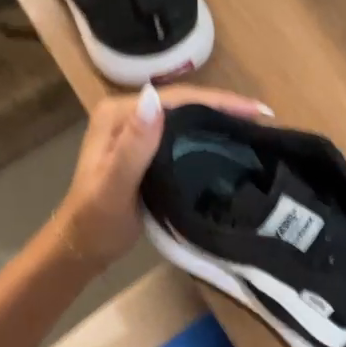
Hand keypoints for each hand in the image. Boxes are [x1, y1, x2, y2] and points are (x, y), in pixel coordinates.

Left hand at [51, 83, 272, 268]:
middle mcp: (127, 114)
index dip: (218, 101)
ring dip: (220, 120)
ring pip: (186, 117)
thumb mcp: (113, 186)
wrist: (80, 248)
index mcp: (118, 114)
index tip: (257, 112)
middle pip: (184, 103)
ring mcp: (136, 131)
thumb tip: (153, 100)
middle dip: (225, 107)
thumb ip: (133, 146)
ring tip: (256, 128)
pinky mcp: (146, 149)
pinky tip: (231, 143)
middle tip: (265, 120)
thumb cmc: (96, 221)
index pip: (175, 98)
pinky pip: (183, 134)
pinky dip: (208, 135)